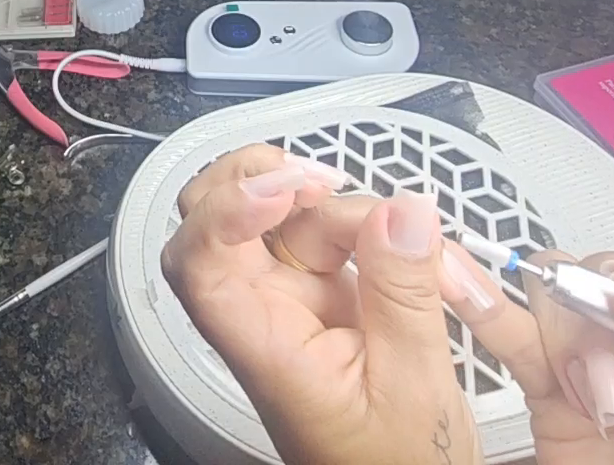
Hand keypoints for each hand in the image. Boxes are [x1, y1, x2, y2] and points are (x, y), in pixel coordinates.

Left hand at [162, 145, 482, 464]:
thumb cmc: (395, 463)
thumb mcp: (415, 387)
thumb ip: (404, 295)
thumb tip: (404, 210)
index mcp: (256, 340)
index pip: (198, 263)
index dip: (221, 213)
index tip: (279, 192)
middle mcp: (255, 304)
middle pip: (212, 214)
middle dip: (256, 177)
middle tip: (318, 180)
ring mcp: (282, 289)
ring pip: (273, 211)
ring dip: (332, 204)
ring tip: (401, 232)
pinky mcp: (314, 283)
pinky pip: (319, 228)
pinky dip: (359, 221)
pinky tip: (401, 237)